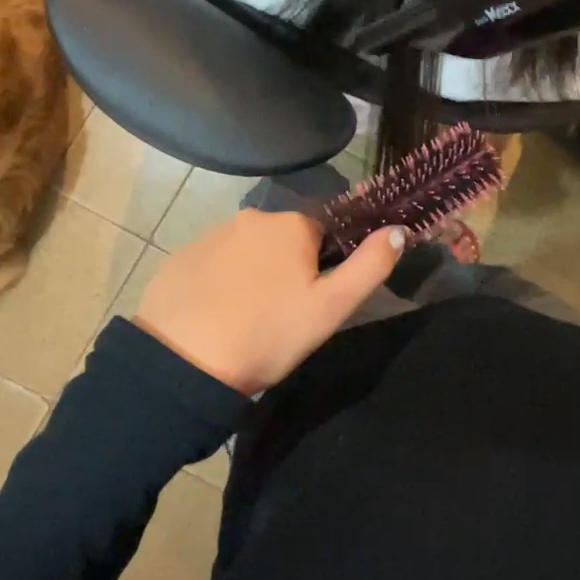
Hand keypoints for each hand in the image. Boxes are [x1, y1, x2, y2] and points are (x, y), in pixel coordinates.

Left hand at [134, 211, 404, 394]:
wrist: (182, 362)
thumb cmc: (268, 334)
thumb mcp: (331, 308)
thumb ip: (369, 265)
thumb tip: (399, 229)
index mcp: (291, 225)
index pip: (322, 233)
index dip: (323, 267)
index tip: (313, 301)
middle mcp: (251, 217)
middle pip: (283, 240)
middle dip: (288, 268)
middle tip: (283, 315)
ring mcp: (211, 235)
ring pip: (248, 251)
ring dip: (254, 274)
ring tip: (249, 319)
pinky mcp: (181, 257)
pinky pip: (214, 264)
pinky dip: (221, 283)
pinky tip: (218, 316)